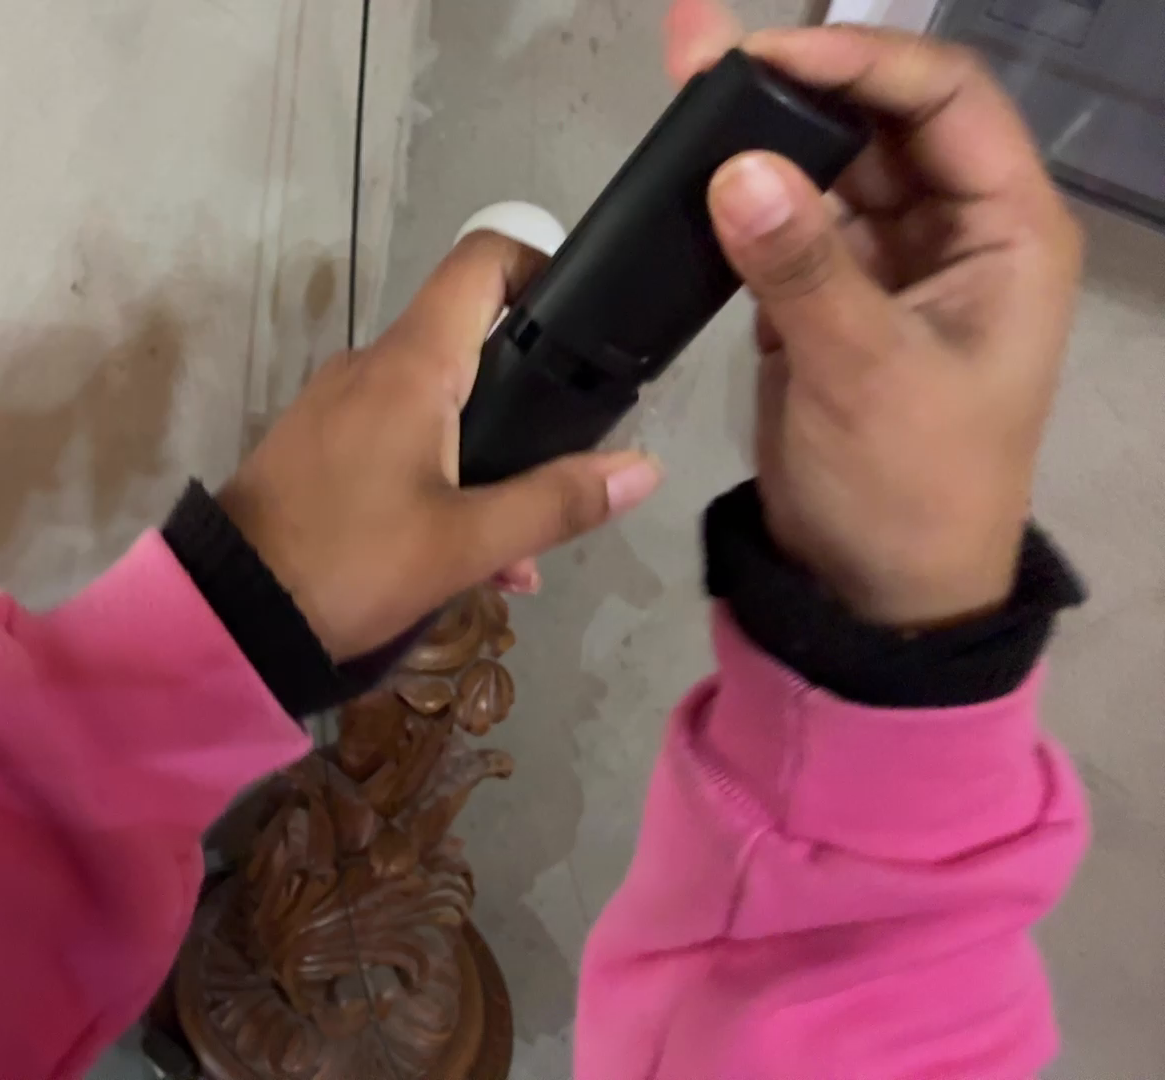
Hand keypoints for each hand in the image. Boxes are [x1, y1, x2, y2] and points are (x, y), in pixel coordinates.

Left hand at [218, 232, 661, 660]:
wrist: (233, 606)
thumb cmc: (349, 563)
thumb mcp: (463, 544)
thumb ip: (555, 502)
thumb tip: (643, 469)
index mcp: (407, 366)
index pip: (479, 265)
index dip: (538, 266)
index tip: (581, 317)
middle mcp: (366, 369)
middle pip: (466, 352)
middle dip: (522, 413)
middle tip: (558, 481)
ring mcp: (331, 408)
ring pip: (428, 413)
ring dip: (478, 470)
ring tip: (511, 558)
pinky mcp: (310, 447)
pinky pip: (385, 444)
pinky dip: (427, 482)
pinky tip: (450, 557)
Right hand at [667, 0, 1082, 625]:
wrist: (867, 570)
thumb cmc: (904, 477)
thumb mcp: (862, 368)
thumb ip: (800, 269)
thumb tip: (731, 173)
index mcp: (1001, 229)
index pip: (937, 106)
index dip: (854, 66)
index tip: (755, 59)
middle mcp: (940, 235)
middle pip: (869, 134)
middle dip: (793, 91)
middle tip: (698, 57)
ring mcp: (868, 275)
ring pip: (813, 188)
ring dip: (753, 152)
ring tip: (680, 112)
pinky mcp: (809, 313)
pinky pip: (774, 245)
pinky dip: (732, 221)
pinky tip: (689, 198)